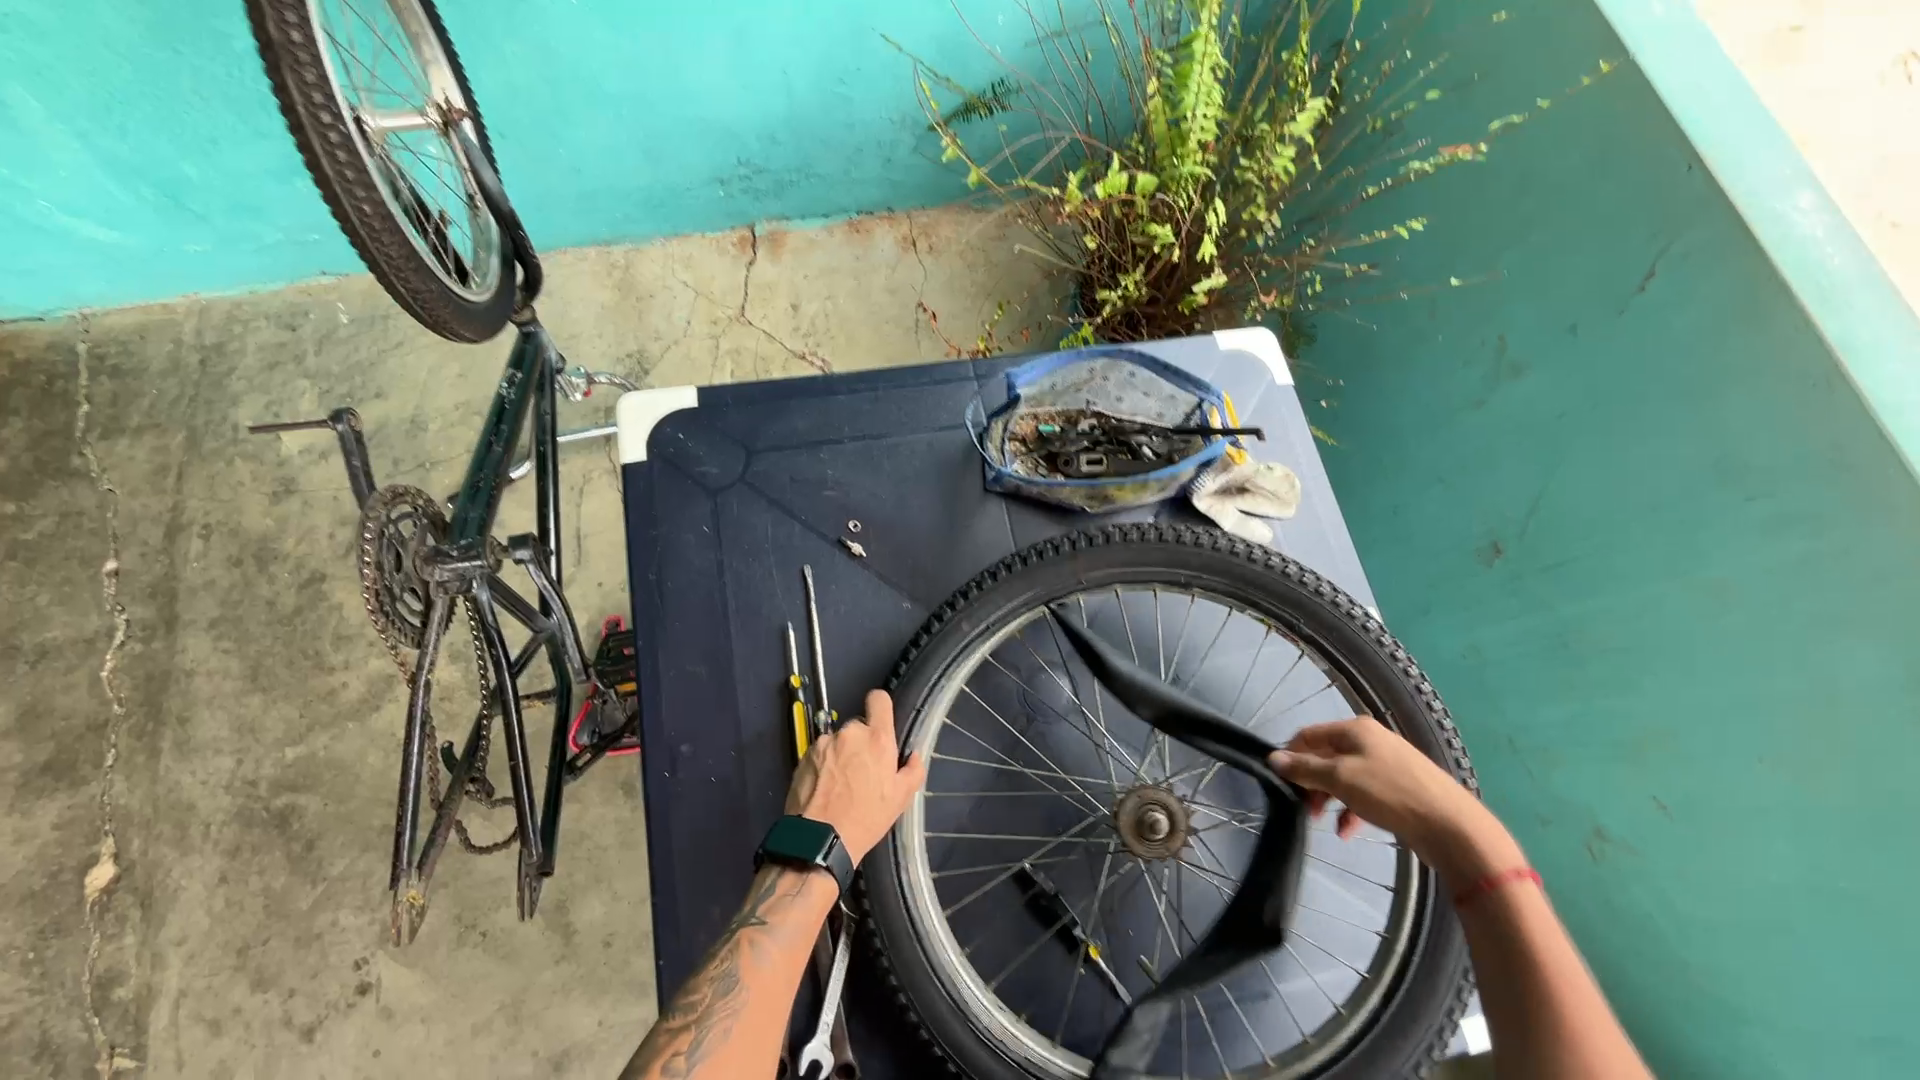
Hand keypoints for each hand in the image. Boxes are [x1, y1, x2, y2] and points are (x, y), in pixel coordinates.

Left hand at [785, 689, 928, 862]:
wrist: (820, 839)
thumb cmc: (867, 818)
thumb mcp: (901, 799)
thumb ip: (913, 770)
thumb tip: (913, 755)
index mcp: (877, 739)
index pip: (879, 699)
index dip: (880, 707)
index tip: (880, 723)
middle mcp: (850, 733)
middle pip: (858, 727)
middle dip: (860, 743)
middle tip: (862, 771)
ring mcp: (824, 743)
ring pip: (837, 742)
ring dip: (840, 755)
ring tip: (839, 784)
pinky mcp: (803, 756)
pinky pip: (818, 754)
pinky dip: (822, 766)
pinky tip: (823, 789)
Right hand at [1266, 715, 1480, 853]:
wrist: (1450, 825)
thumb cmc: (1390, 794)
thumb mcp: (1340, 778)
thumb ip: (1305, 768)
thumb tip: (1272, 758)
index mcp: (1355, 729)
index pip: (1308, 735)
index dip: (1291, 756)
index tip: (1281, 782)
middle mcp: (1370, 741)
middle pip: (1325, 756)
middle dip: (1311, 781)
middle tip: (1305, 808)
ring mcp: (1387, 764)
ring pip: (1343, 777)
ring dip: (1329, 798)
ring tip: (1323, 821)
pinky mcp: (1399, 788)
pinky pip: (1363, 794)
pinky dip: (1351, 809)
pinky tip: (1347, 830)